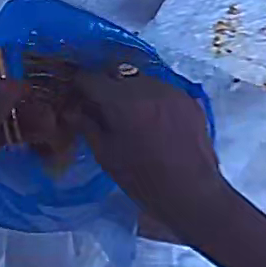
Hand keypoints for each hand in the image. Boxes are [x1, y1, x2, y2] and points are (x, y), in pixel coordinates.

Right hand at [64, 70, 234, 234]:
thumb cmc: (143, 180)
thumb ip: (87, 126)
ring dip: (130, 90)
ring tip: (129, 113)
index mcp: (123, 102)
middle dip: (105, 86)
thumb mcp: (106, 156)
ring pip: (141, 79)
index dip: (79, 84)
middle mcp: (148, 88)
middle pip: (117, 73)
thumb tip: (73, 110)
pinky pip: (162, 89)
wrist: (192, 193)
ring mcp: (172, 91)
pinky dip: (151, 98)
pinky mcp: (189, 99)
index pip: (92, 78)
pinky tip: (151, 119)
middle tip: (100, 105)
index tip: (75, 92)